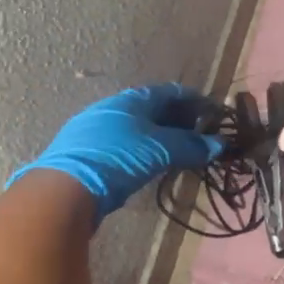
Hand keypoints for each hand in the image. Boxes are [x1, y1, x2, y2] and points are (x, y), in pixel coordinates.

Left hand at [7, 84, 225, 218]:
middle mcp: (112, 109)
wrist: (62, 192)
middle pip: (155, 110)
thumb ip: (193, 145)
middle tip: (200, 138)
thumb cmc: (119, 157)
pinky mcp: (86, 155)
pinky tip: (151, 166)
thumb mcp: (163, 149)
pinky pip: (124, 146)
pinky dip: (144, 152)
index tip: (214, 117)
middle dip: (181, 122)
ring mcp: (95, 132)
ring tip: (179, 154)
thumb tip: (221, 145)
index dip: (196, 102)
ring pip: (139, 130)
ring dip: (162, 139)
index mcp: (131, 99)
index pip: (172, 92)